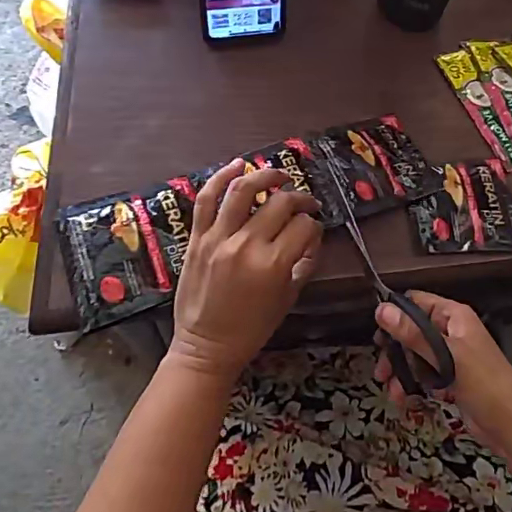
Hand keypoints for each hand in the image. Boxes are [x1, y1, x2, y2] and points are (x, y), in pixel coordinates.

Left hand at [168, 158, 322, 382]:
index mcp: (273, 265)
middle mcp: (246, 245)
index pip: (303, 227)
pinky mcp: (197, 238)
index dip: (314, 224)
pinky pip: (206, 199)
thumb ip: (304, 262)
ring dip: (265, 176)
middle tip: (305, 203)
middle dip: (300, 199)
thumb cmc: (251, 328)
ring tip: (278, 175)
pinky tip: (237, 165)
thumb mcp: (288, 298)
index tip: (314, 228)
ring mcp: (218, 238)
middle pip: (280, 204)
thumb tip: (313, 234)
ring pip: (243, 190)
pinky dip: (220, 177)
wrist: (206, 346)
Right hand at [374, 290, 511, 452]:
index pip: (416, 302)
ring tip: (392, 391)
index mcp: (454, 316)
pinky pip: (424, 374)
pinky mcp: (450, 378)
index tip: (378, 334)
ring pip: (415, 354)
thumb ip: (412, 333)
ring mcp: (451, 355)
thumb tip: (381, 310)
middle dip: (395, 351)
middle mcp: (451, 331)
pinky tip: (405, 398)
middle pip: (411, 330)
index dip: (395, 314)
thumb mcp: (446, 356)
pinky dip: (412, 384)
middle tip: (380, 370)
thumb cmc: (484, 385)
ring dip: (401, 371)